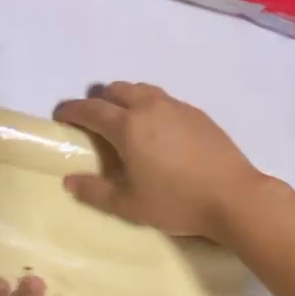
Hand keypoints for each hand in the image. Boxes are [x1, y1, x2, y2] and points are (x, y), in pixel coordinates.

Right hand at [53, 82, 271, 241]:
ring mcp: (177, 107)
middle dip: (99, 100)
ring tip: (125, 120)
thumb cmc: (177, 202)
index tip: (61, 116)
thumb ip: (95, 191)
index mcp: (128, 127)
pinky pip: (165, 99)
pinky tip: (158, 129)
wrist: (234, 196)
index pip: (91, 109)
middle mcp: (150, 107)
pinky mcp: (198, 113)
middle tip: (93, 120)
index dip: (71, 110)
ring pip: (142, 90)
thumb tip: (69, 180)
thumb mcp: (130, 205)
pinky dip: (151, 105)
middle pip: (116, 90)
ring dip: (126, 98)